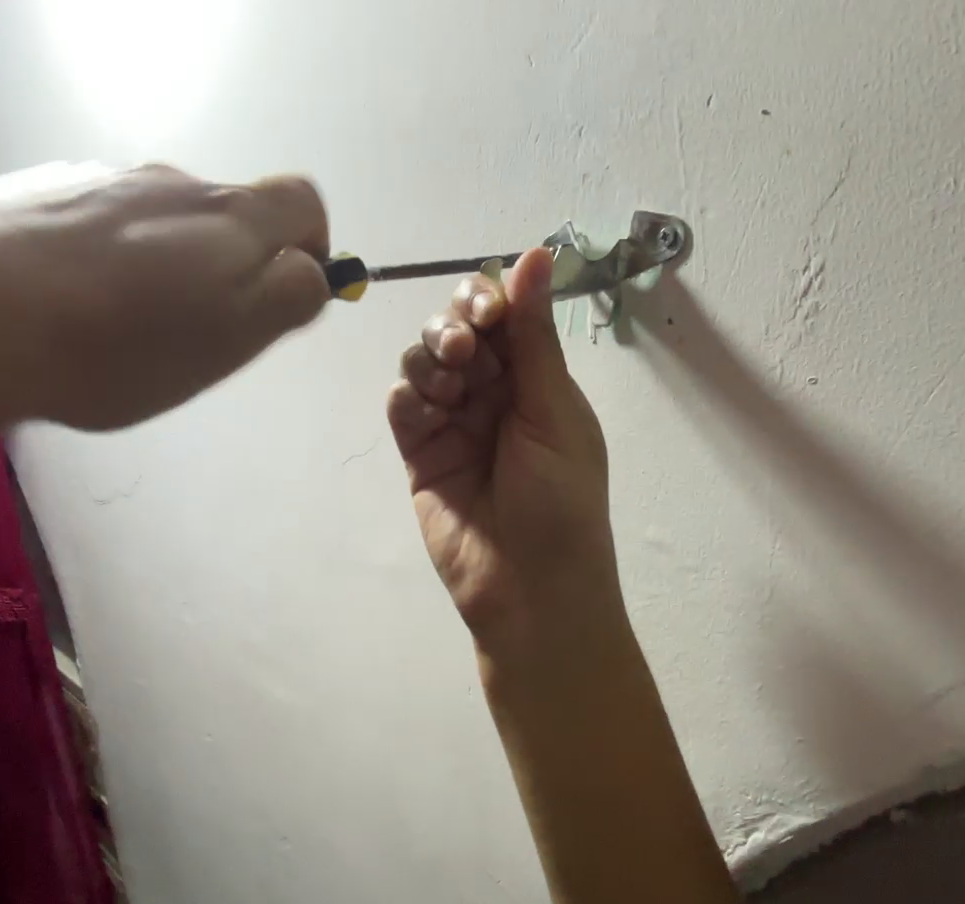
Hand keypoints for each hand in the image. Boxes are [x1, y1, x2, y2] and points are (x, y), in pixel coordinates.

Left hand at [0, 162, 330, 430]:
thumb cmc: (120, 343)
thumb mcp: (232, 338)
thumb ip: (288, 298)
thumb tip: (310, 271)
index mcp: (230, 218)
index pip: (304, 204)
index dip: (312, 247)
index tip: (288, 298)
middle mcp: (171, 183)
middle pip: (229, 214)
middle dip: (233, 266)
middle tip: (199, 332)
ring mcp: (98, 181)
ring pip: (161, 221)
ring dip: (165, 264)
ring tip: (121, 327)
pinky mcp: (35, 191)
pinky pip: (97, 223)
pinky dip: (104, 258)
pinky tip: (67, 306)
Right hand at [386, 249, 623, 645]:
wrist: (530, 590)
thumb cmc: (561, 502)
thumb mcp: (554, 413)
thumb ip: (534, 337)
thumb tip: (536, 252)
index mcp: (538, 384)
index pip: (505, 320)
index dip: (489, 301)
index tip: (484, 306)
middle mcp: (495, 398)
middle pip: (460, 333)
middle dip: (457, 328)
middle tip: (466, 351)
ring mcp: (454, 426)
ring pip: (425, 364)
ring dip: (431, 360)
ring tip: (450, 386)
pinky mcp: (421, 456)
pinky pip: (403, 407)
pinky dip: (408, 396)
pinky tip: (425, 407)